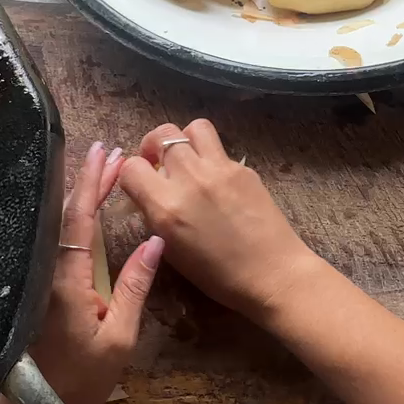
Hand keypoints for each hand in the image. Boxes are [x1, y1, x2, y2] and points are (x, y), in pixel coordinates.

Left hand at [27, 140, 163, 403]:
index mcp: (66, 279)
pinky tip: (87, 210)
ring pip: (61, 225)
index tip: (106, 154)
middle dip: (89, 180)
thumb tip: (156, 242)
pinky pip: (58, 240)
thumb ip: (135, 287)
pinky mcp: (41, 287)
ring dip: (83, 196)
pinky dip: (75, 217)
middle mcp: (48, 270)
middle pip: (68, 214)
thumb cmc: (82, 379)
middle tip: (112, 152)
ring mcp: (42, 278)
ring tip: (105, 171)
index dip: (93, 184)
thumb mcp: (120, 337)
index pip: (80, 220)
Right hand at [116, 119, 322, 321]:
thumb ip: (155, 214)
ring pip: (194, 128)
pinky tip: (217, 181)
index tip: (138, 183)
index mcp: (167, 207)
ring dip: (185, 140)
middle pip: (162, 134)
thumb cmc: (218, 276)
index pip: (132, 168)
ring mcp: (220, 169)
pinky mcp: (244, 167)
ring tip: (188, 159)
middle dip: (153, 145)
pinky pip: (219, 149)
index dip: (130, 174)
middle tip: (159, 163)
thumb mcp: (172, 250)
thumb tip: (148, 193)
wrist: (272, 273)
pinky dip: (210, 158)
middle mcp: (191, 179)